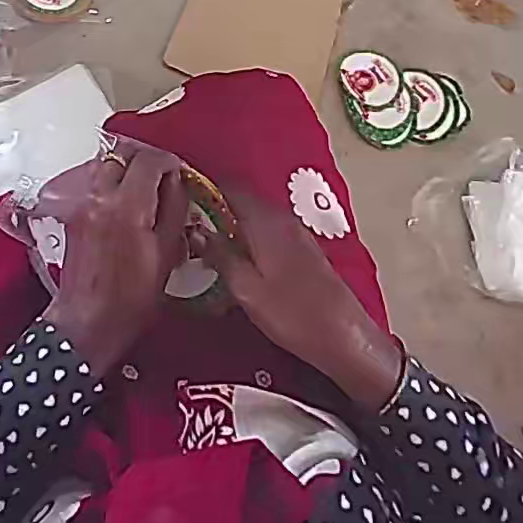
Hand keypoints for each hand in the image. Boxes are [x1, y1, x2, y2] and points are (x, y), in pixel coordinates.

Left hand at [44, 148, 188, 371]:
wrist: (88, 323)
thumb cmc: (132, 296)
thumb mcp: (167, 253)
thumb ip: (174, 209)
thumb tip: (176, 183)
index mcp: (127, 205)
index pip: (148, 161)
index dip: (168, 161)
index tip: (178, 171)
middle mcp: (99, 196)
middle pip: (121, 153)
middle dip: (144, 157)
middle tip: (162, 172)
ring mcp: (82, 203)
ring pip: (104, 164)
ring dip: (125, 166)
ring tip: (144, 183)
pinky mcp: (73, 214)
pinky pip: (94, 182)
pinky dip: (111, 179)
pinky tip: (125, 198)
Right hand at [197, 190, 402, 409]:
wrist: (344, 336)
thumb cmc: (292, 314)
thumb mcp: (247, 289)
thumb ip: (220, 255)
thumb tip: (195, 230)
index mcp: (265, 221)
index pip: (229, 186)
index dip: (203, 185)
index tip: (178, 195)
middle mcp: (281, 217)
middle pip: (241, 198)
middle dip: (213, 205)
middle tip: (184, 224)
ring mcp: (294, 231)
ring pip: (253, 214)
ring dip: (229, 221)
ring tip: (202, 241)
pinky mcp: (300, 247)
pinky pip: (265, 228)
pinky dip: (246, 233)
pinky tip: (233, 255)